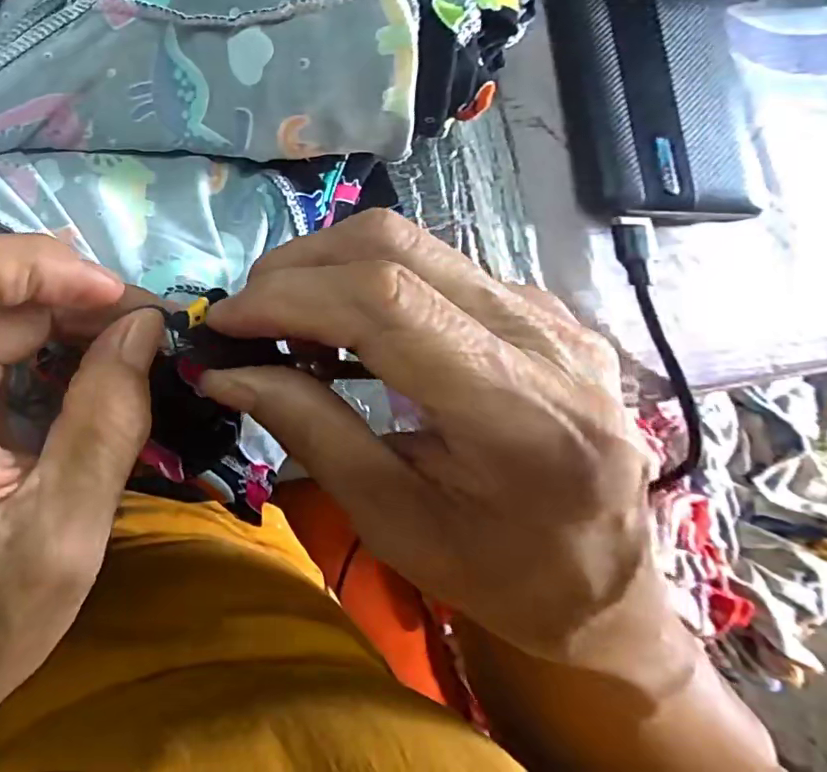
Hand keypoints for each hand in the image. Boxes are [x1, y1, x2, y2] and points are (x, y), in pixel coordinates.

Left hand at [0, 231, 163, 767]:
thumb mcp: (64, 539)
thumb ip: (104, 425)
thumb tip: (143, 327)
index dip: (30, 264)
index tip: (111, 299)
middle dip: (53, 278)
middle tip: (134, 320)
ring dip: (58, 300)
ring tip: (127, 338)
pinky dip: (46, 325)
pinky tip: (92, 353)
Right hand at [198, 210, 656, 668]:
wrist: (604, 587)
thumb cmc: (493, 572)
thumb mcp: (386, 516)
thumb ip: (305, 427)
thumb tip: (221, 371)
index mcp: (519, 414)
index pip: (384, 304)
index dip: (287, 298)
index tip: (222, 323)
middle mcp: (545, 342)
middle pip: (390, 247)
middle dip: (293, 269)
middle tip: (247, 319)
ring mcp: (548, 314)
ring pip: (404, 240)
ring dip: (320, 267)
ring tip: (287, 322)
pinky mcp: (534, 306)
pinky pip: (425, 260)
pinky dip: (356, 276)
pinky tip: (340, 325)